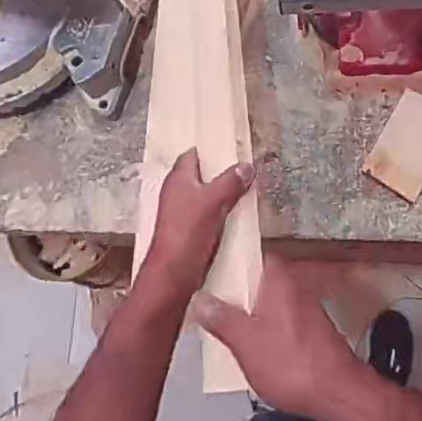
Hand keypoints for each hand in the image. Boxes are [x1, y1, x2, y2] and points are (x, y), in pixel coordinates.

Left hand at [136, 148, 255, 301]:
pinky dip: (220, 212)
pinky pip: (207, 214)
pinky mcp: (188, 231)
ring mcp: (181, 213)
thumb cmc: (189, 232)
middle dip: (221, 172)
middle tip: (245, 169)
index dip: (210, 149)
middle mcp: (176, 192)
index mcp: (178, 178)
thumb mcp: (214, 201)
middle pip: (200, 175)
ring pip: (205, 196)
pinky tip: (236, 215)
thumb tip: (246, 166)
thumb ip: (231, 181)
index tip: (231, 147)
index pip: (192, 154)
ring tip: (246, 190)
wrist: (174, 273)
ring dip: (222, 194)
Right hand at [194, 255, 377, 420]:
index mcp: (277, 276)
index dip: (222, 261)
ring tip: (217, 325)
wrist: (336, 394)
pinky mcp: (306, 325)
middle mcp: (292, 282)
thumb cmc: (292, 364)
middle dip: (229, 290)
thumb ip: (220, 317)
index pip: (245, 253)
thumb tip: (201, 300)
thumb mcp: (244, 342)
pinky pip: (274, 315)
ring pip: (262, 298)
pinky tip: (244, 342)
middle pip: (252, 277)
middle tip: (203, 303)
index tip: (200, 272)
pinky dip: (259, 324)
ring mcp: (301, 303)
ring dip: (243, 310)